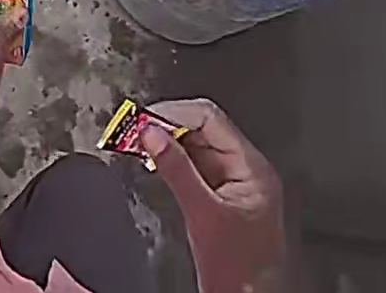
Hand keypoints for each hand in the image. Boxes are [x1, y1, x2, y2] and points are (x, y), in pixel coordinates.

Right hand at [143, 99, 296, 292]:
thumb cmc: (240, 273)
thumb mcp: (203, 215)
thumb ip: (176, 169)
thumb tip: (150, 132)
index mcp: (251, 167)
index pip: (209, 118)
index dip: (174, 113)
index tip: (144, 119)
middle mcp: (243, 169)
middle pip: (201, 128)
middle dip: (166, 126)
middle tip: (134, 129)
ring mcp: (231, 182)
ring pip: (193, 145)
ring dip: (165, 141)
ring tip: (137, 142)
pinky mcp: (218, 196)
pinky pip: (191, 164)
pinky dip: (170, 159)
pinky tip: (152, 160)